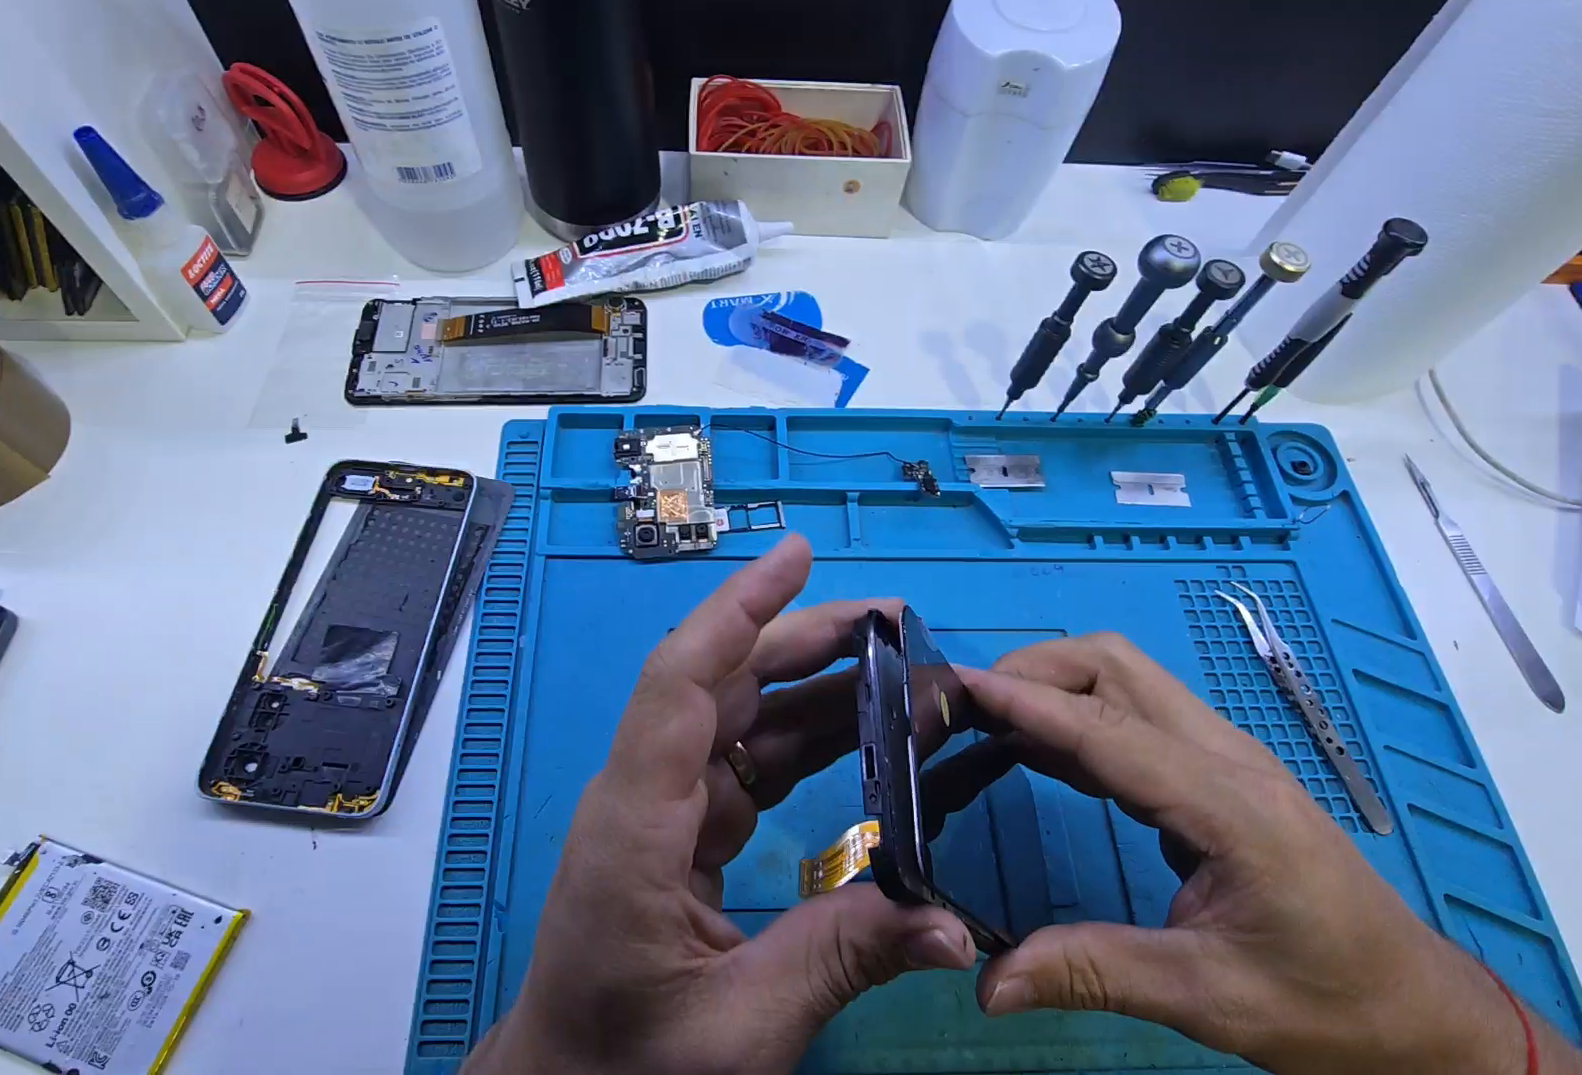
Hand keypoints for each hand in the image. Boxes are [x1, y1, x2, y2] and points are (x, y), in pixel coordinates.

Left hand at [463, 535, 975, 1074]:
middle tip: (893, 618)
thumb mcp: (740, 1026)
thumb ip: (841, 960)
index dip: (737, 611)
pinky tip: (864, 732)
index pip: (679, 684)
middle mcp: (646, 792)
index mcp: (636, 825)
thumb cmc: (628, 1062)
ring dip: (814, 682)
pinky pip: (751, 761)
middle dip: (802, 637)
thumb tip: (953, 925)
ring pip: (741, 714)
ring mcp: (667, 806)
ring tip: (896, 664)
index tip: (796, 557)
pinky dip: (807, 737)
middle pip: (720, 682)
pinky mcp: (688, 827)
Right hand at [959, 634, 1581, 1074]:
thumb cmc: (1327, 1007)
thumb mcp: (1208, 999)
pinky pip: (1129, 716)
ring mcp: (1223, 756)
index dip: (1026, 703)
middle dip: (1034, 670)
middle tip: (967, 710)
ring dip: (1050, 685)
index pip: (1106, 730)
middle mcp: (1226, 757)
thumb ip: (1092, 973)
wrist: (1424, 1015)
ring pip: (1122, 678)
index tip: (957, 687)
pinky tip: (1033, 752)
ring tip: (984, 722)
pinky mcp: (1213, 771)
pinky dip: (1071, 717)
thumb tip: (988, 984)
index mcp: (1230, 806)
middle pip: (1115, 666)